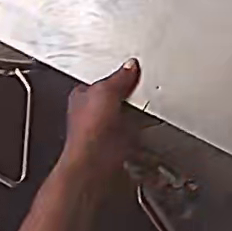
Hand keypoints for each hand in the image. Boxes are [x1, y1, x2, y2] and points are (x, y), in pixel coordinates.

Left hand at [61, 58, 141, 174]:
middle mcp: (91, 115)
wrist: (96, 164)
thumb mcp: (105, 91)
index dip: (116, 74)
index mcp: (82, 98)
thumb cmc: (89, 130)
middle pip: (115, 97)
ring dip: (138, 113)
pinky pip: (136, 132)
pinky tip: (149, 126)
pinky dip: (144, 129)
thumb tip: (129, 66)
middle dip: (130, 94)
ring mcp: (105, 131)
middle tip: (143, 88)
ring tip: (149, 107)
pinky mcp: (119, 145)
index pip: (100, 80)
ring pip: (126, 116)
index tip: (133, 69)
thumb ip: (119, 77)